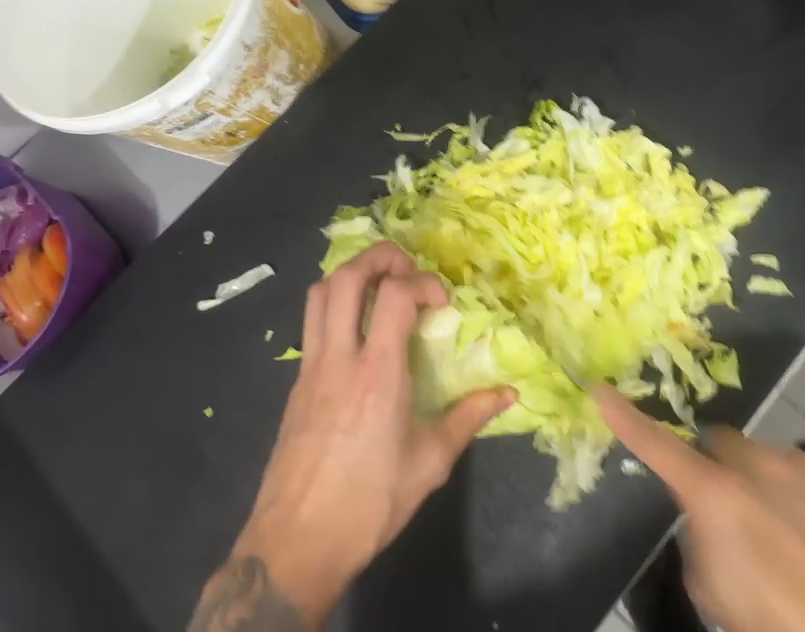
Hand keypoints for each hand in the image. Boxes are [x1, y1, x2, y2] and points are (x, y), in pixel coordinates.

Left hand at [190, 243, 513, 631]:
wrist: (296, 545)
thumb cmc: (370, 503)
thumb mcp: (431, 463)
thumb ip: (469, 418)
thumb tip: (509, 393)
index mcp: (378, 374)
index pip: (393, 295)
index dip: (421, 281)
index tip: (443, 301)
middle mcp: (339, 359)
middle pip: (345, 278)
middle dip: (378, 258)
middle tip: (407, 268)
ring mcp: (310, 370)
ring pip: (317, 295)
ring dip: (350, 275)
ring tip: (381, 286)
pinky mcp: (295, 386)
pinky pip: (311, 325)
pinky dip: (334, 306)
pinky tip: (359, 332)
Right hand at [592, 385, 804, 631]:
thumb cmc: (781, 622)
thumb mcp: (717, 596)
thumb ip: (700, 547)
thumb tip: (707, 525)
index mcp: (715, 496)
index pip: (658, 448)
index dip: (627, 421)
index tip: (601, 392)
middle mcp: (754, 465)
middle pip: (716, 443)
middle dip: (712, 467)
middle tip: (724, 515)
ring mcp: (796, 464)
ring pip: (759, 459)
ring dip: (755, 484)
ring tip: (778, 537)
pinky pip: (795, 472)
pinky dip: (790, 493)